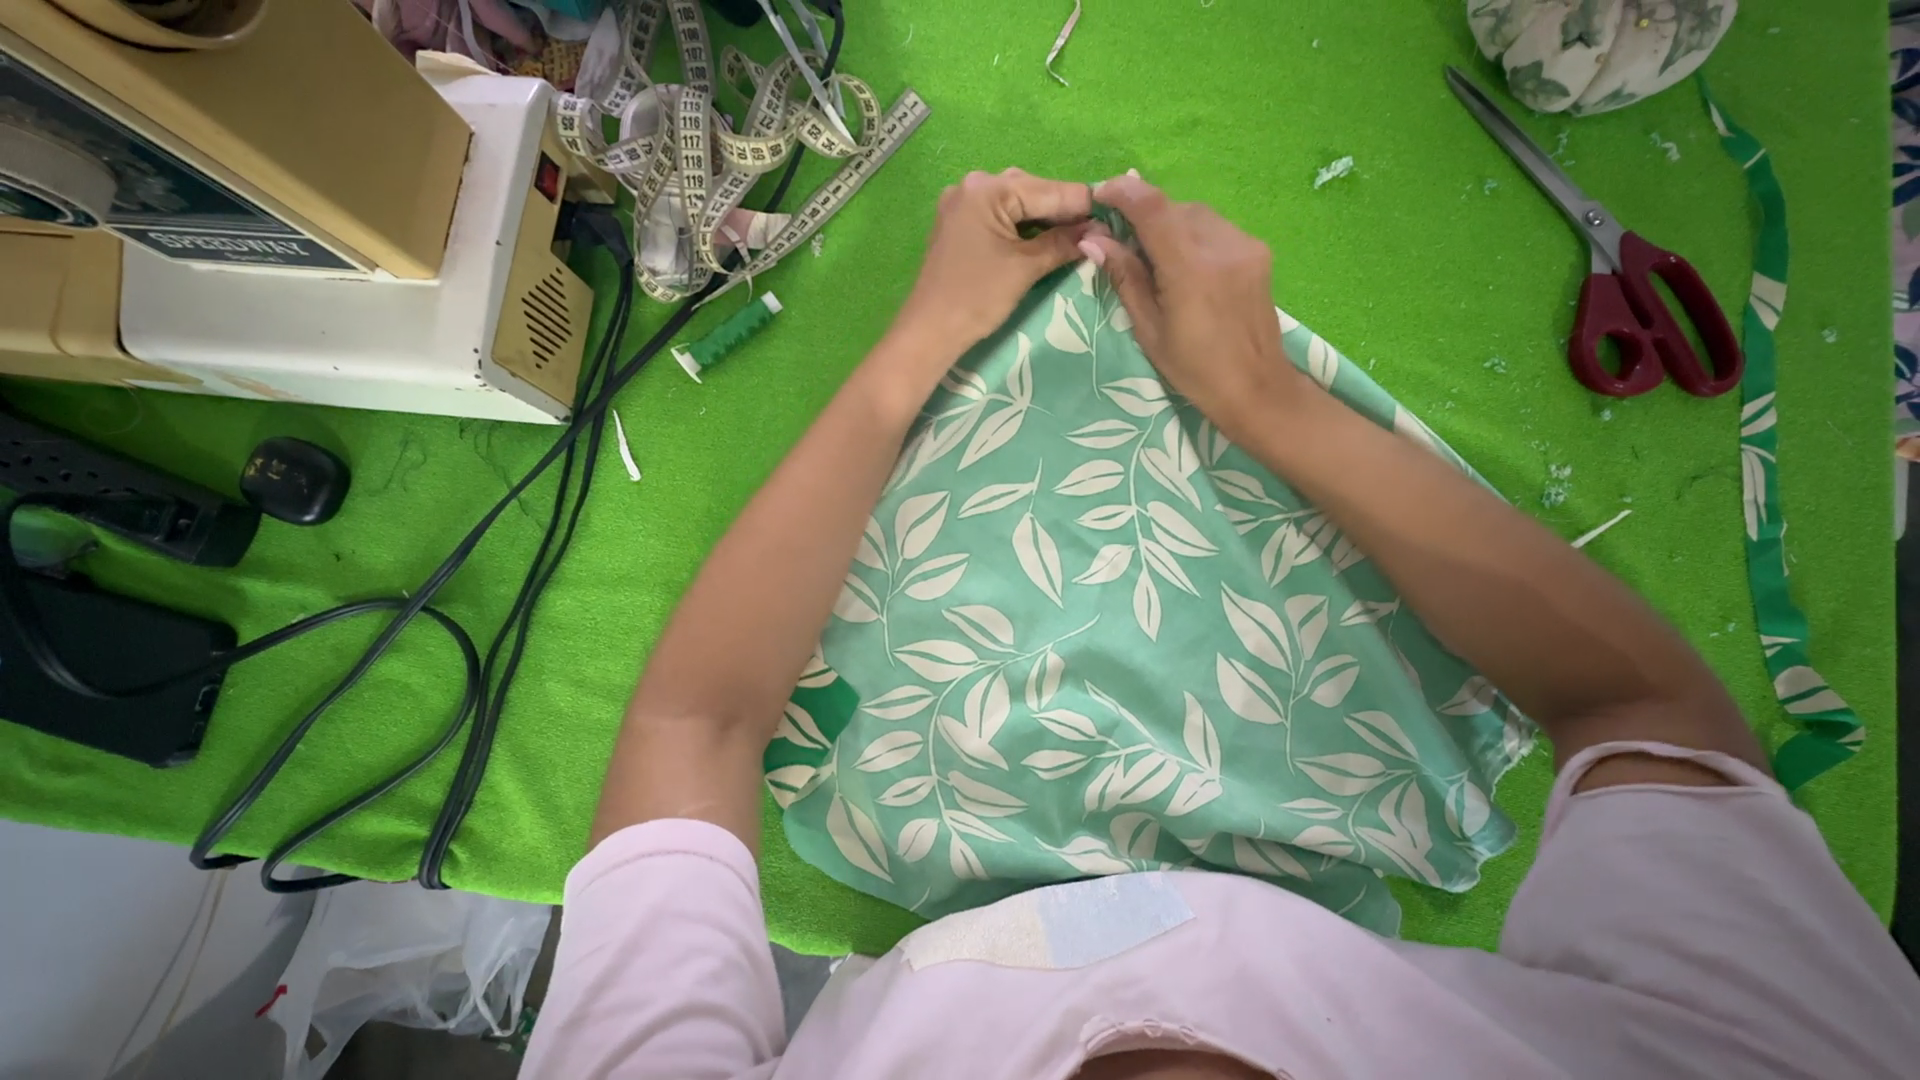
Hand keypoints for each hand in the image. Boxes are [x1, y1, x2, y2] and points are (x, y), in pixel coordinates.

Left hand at [893, 168, 1103, 351]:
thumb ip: (1063, 243)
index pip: (1048, 190)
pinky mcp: (959, 224)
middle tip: (1097, 230)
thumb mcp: (1026, 268)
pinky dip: (1023, 226)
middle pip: (1031, 191)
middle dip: (1064, 210)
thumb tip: (1097, 230)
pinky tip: (1045, 238)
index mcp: (987, 189)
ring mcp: (961, 204)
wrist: (930, 331)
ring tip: (1076, 236)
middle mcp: (972, 186)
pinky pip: (1000, 216)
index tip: (1115, 215)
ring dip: (1045, 218)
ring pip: (1016, 203)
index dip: (1083, 204)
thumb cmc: (977, 298)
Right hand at [1081, 174, 1306, 440]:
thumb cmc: (1194, 369)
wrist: (1255, 387)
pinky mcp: (1257, 251)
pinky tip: (1185, 265)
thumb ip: (1125, 277)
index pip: (1152, 207)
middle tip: (1122, 241)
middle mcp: (1222, 246)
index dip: (1122, 192)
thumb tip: (1093, 241)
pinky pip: (1216, 228)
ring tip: (1154, 258)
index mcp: (1190, 269)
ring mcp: (1245, 245)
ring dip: (1168, 225)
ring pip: (1195, 214)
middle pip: (1173, 207)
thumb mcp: (1148, 329)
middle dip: (1144, 215)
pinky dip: (1192, 235)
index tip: (1100, 196)